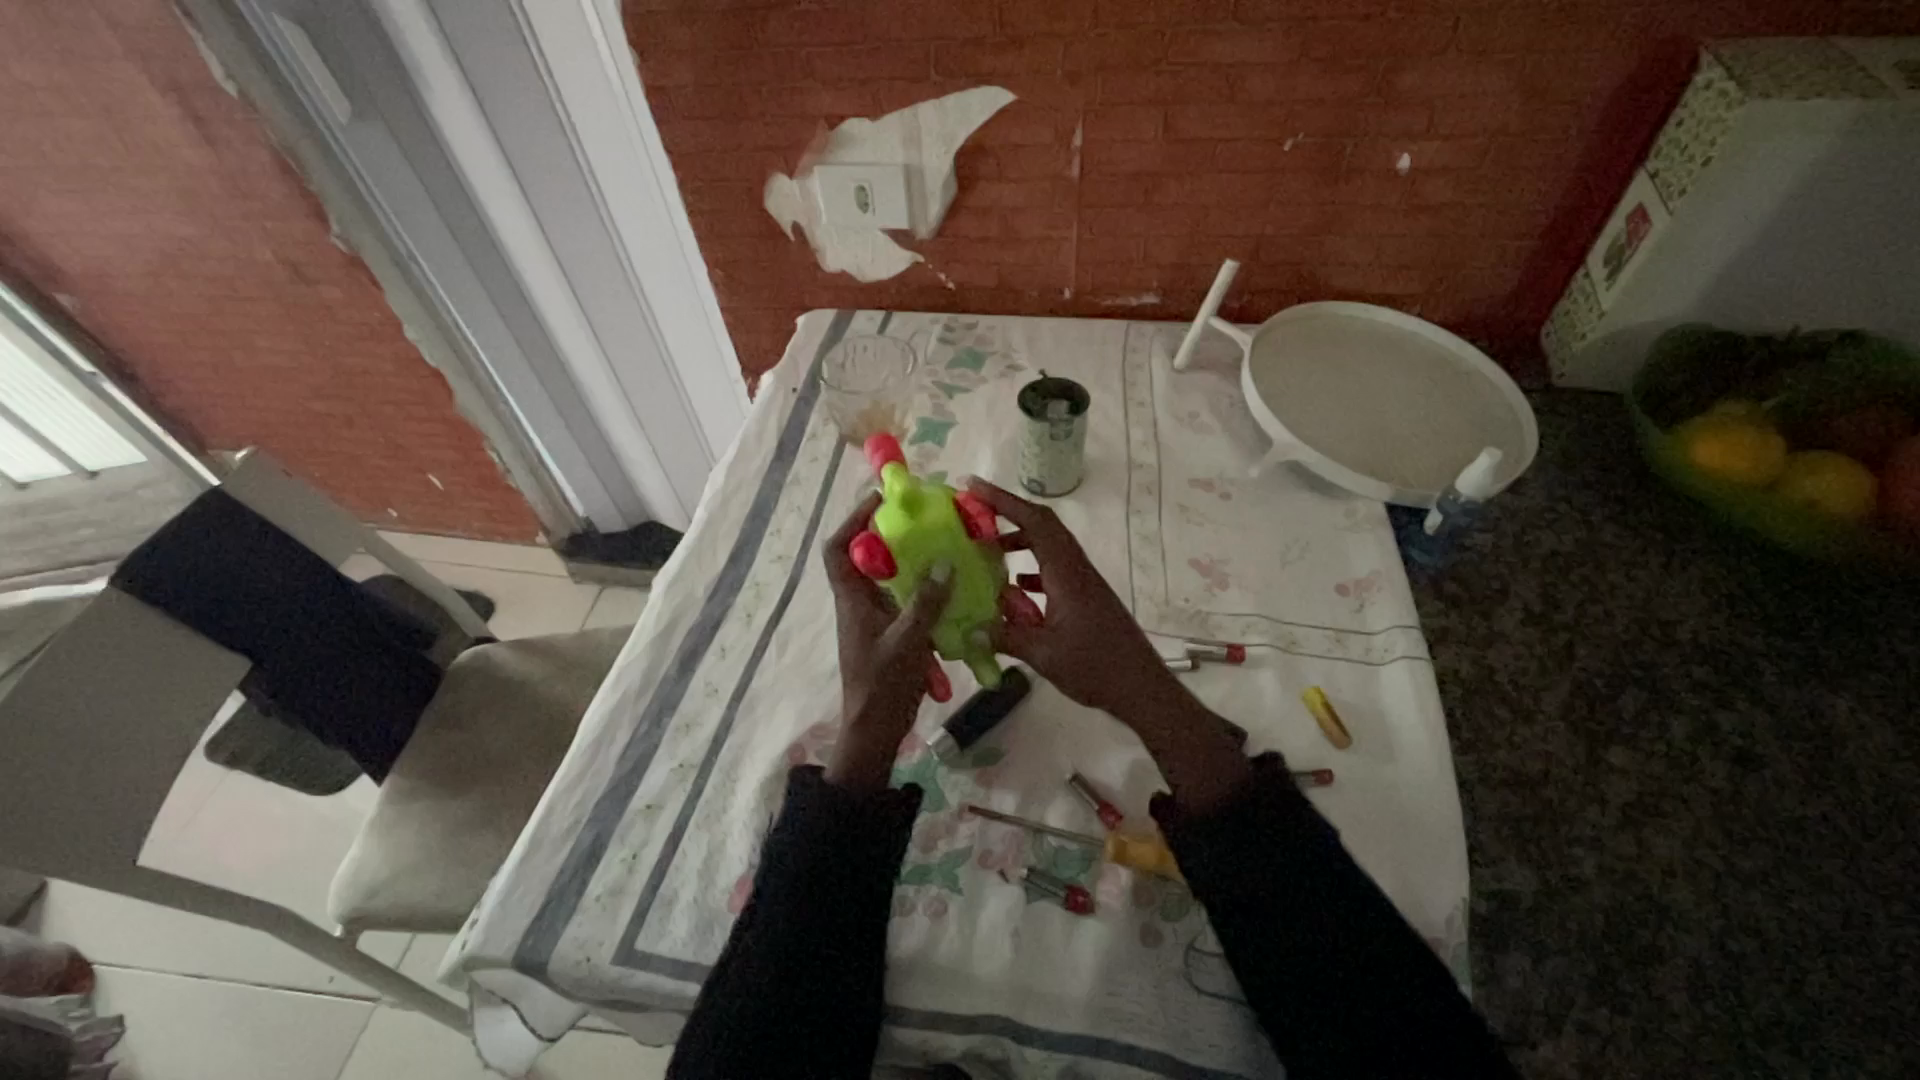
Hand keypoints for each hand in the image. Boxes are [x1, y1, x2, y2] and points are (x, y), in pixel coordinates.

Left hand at [821, 492, 950, 791]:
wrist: (875, 731)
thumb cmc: (882, 686)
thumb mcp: (907, 642)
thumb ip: (926, 603)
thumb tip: (944, 563)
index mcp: (852, 601)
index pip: (838, 550)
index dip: (854, 520)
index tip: (882, 501)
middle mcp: (860, 604)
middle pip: (866, 558)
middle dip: (892, 536)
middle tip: (926, 521)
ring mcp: (877, 620)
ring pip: (889, 580)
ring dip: (913, 564)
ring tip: (944, 548)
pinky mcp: (893, 635)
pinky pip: (907, 603)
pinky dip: (926, 594)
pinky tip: (953, 592)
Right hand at [967, 479, 1251, 808]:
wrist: (1142, 688)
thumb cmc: (1096, 667)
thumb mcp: (1043, 654)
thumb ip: (1005, 637)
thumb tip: (967, 628)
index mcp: (1066, 574)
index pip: (1035, 522)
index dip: (1003, 500)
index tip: (973, 486)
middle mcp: (1076, 570)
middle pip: (1043, 527)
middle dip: (1007, 514)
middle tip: (973, 514)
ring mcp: (1083, 583)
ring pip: (1048, 548)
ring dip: (1019, 542)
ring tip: (986, 552)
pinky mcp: (1086, 599)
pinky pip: (1053, 570)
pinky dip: (1030, 569)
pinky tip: (1013, 589)